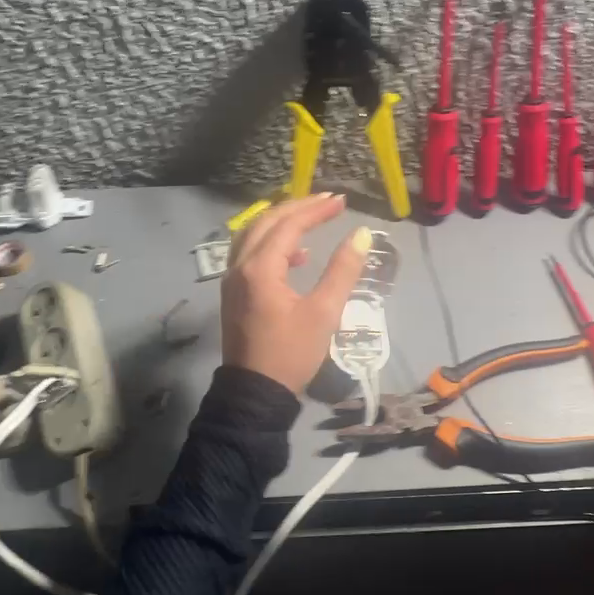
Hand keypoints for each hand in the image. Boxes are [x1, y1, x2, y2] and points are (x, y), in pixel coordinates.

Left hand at [221, 193, 371, 395]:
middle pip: (266, 222)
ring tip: (312, 220)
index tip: (342, 201)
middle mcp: (239, 267)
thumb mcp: (324, 312)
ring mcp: (232, 279)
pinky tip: (297, 255)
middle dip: (297, 208)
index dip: (316, 210)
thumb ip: (343, 270)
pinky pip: (250, 253)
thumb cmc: (291, 353)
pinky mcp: (234, 293)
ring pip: (253, 235)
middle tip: (328, 202)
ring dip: (281, 222)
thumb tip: (362, 234)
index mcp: (260, 269)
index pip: (289, 225)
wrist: (255, 393)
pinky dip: (272, 244)